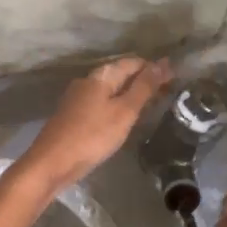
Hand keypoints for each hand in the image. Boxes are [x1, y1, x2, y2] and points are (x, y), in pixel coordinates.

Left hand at [14, 58, 171, 194]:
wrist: (51, 164)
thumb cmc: (91, 136)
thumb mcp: (124, 111)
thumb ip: (143, 87)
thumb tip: (163, 62)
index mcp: (100, 76)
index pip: (132, 62)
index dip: (154, 68)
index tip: (175, 77)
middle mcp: (86, 82)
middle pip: (119, 74)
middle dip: (142, 80)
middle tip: (167, 92)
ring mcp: (76, 99)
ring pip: (109, 90)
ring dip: (129, 94)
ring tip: (151, 105)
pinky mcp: (72, 117)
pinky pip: (100, 104)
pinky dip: (115, 106)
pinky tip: (124, 118)